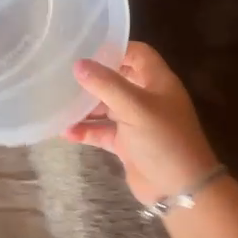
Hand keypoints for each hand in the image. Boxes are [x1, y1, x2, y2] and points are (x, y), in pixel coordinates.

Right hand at [64, 42, 220, 205]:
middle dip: (93, 79)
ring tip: (58, 103)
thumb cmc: (163, 140)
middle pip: (117, 80)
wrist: (179, 188)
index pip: (137, 54)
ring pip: (106, 107)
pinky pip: (102, 132)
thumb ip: (106, 85)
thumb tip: (78, 64)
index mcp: (157, 82)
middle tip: (63, 76)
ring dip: (85, 107)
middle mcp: (147, 98)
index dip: (114, 49)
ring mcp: (136, 122)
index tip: (85, 50)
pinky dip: (86, 131)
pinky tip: (65, 131)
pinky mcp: (126, 144)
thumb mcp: (135, 107)